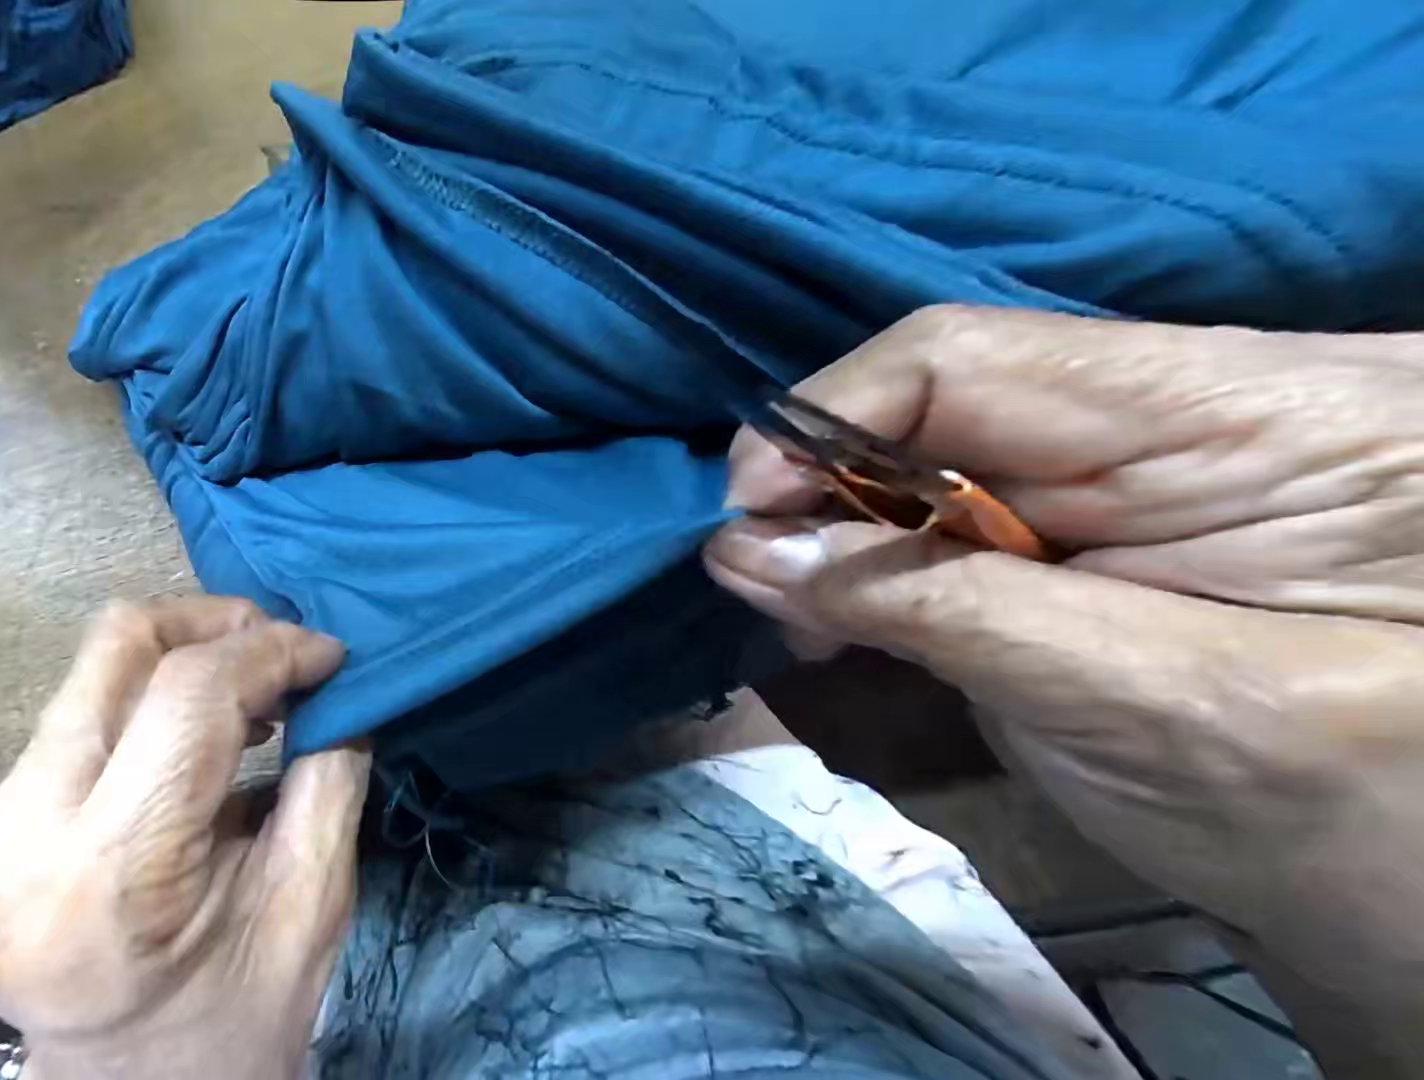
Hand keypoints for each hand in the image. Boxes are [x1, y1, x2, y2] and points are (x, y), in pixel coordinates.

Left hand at [0, 597, 369, 1079]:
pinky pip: (90, 700)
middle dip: (222, 623)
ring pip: (102, 661)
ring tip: (259, 692)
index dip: (274, 650)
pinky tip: (213, 726)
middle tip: (287, 653)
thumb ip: (329, 772)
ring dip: (195, 652)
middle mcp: (21, 828)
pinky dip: (165, 686)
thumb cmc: (237, 1020)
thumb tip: (334, 682)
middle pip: (122, 644)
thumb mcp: (314, 899)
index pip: (191, 692)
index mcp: (109, 871)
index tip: (331, 655)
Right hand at [706, 306, 1423, 1073]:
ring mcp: (1100, 477)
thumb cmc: (1360, 816)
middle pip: (914, 409)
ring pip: (898, 468)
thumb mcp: (1138, 703)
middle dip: (813, 493)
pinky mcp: (1053, 534)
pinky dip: (854, 568)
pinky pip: (915, 521)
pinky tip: (835, 614)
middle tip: (758, 580)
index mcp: (1241, 410)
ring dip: (824, 538)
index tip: (745, 510)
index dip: (823, 419)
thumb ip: (929, 606)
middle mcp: (1157, 414)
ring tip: (798, 613)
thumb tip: (741, 552)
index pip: (959, 357)